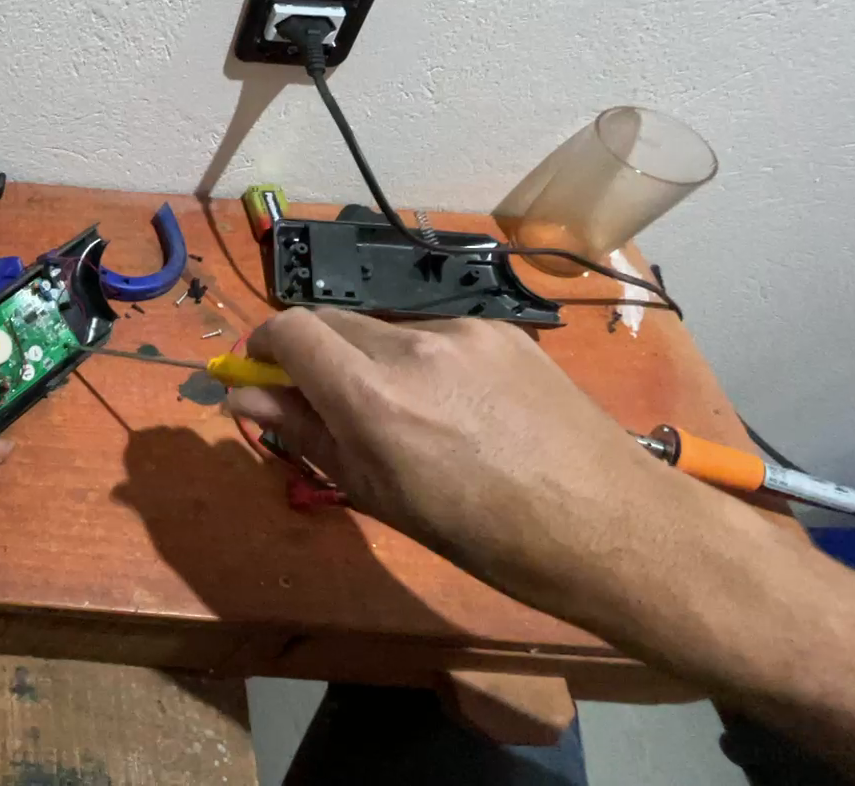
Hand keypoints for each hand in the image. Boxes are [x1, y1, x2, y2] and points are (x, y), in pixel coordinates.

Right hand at [224, 307, 697, 609]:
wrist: (613, 527)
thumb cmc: (478, 533)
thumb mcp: (373, 491)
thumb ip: (301, 431)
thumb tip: (241, 396)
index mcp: (372, 395)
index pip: (287, 330)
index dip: (262, 346)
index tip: (263, 374)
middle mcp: (409, 344)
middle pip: (327, 321)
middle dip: (311, 353)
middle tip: (327, 401)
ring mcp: (459, 329)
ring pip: (377, 325)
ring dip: (365, 356)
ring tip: (406, 411)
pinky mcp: (498, 326)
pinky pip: (430, 330)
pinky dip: (417, 356)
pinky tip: (456, 403)